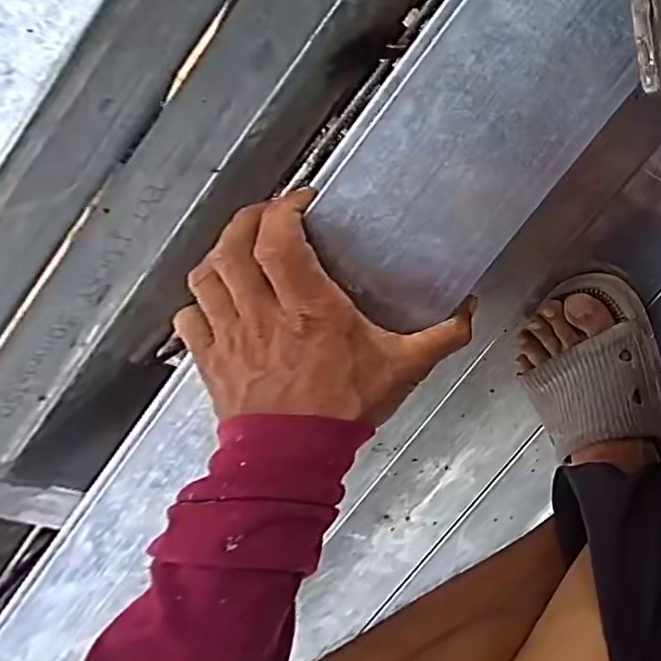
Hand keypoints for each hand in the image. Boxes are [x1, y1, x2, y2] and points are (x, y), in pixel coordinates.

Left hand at [174, 188, 475, 426]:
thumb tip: (470, 311)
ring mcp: (230, 335)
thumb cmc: (345, 408)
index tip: (302, 200)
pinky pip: (190, 317)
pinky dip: (200, 298)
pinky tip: (219, 297)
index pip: (279, 241)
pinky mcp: (211, 360)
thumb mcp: (405, 368)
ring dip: (220, 252)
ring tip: (242, 246)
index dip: (284, 210)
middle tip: (270, 213)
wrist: (292, 460)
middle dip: (247, 219)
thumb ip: (443, 336)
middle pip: (232, 247)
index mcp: (309, 307)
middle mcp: (263, 313)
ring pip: (205, 276)